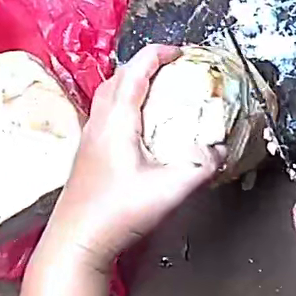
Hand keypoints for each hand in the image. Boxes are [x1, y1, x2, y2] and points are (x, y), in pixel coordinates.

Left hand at [39, 45, 223, 271]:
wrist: (75, 243)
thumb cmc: (117, 213)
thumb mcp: (170, 190)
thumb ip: (200, 167)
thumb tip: (219, 150)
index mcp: (117, 121)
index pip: (135, 71)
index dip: (157, 54)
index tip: (179, 52)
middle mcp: (99, 123)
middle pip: (117, 77)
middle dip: (145, 63)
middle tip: (171, 67)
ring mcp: (89, 138)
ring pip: (107, 94)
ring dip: (131, 82)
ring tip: (156, 89)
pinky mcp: (88, 154)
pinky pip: (105, 113)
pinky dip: (124, 102)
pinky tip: (139, 123)